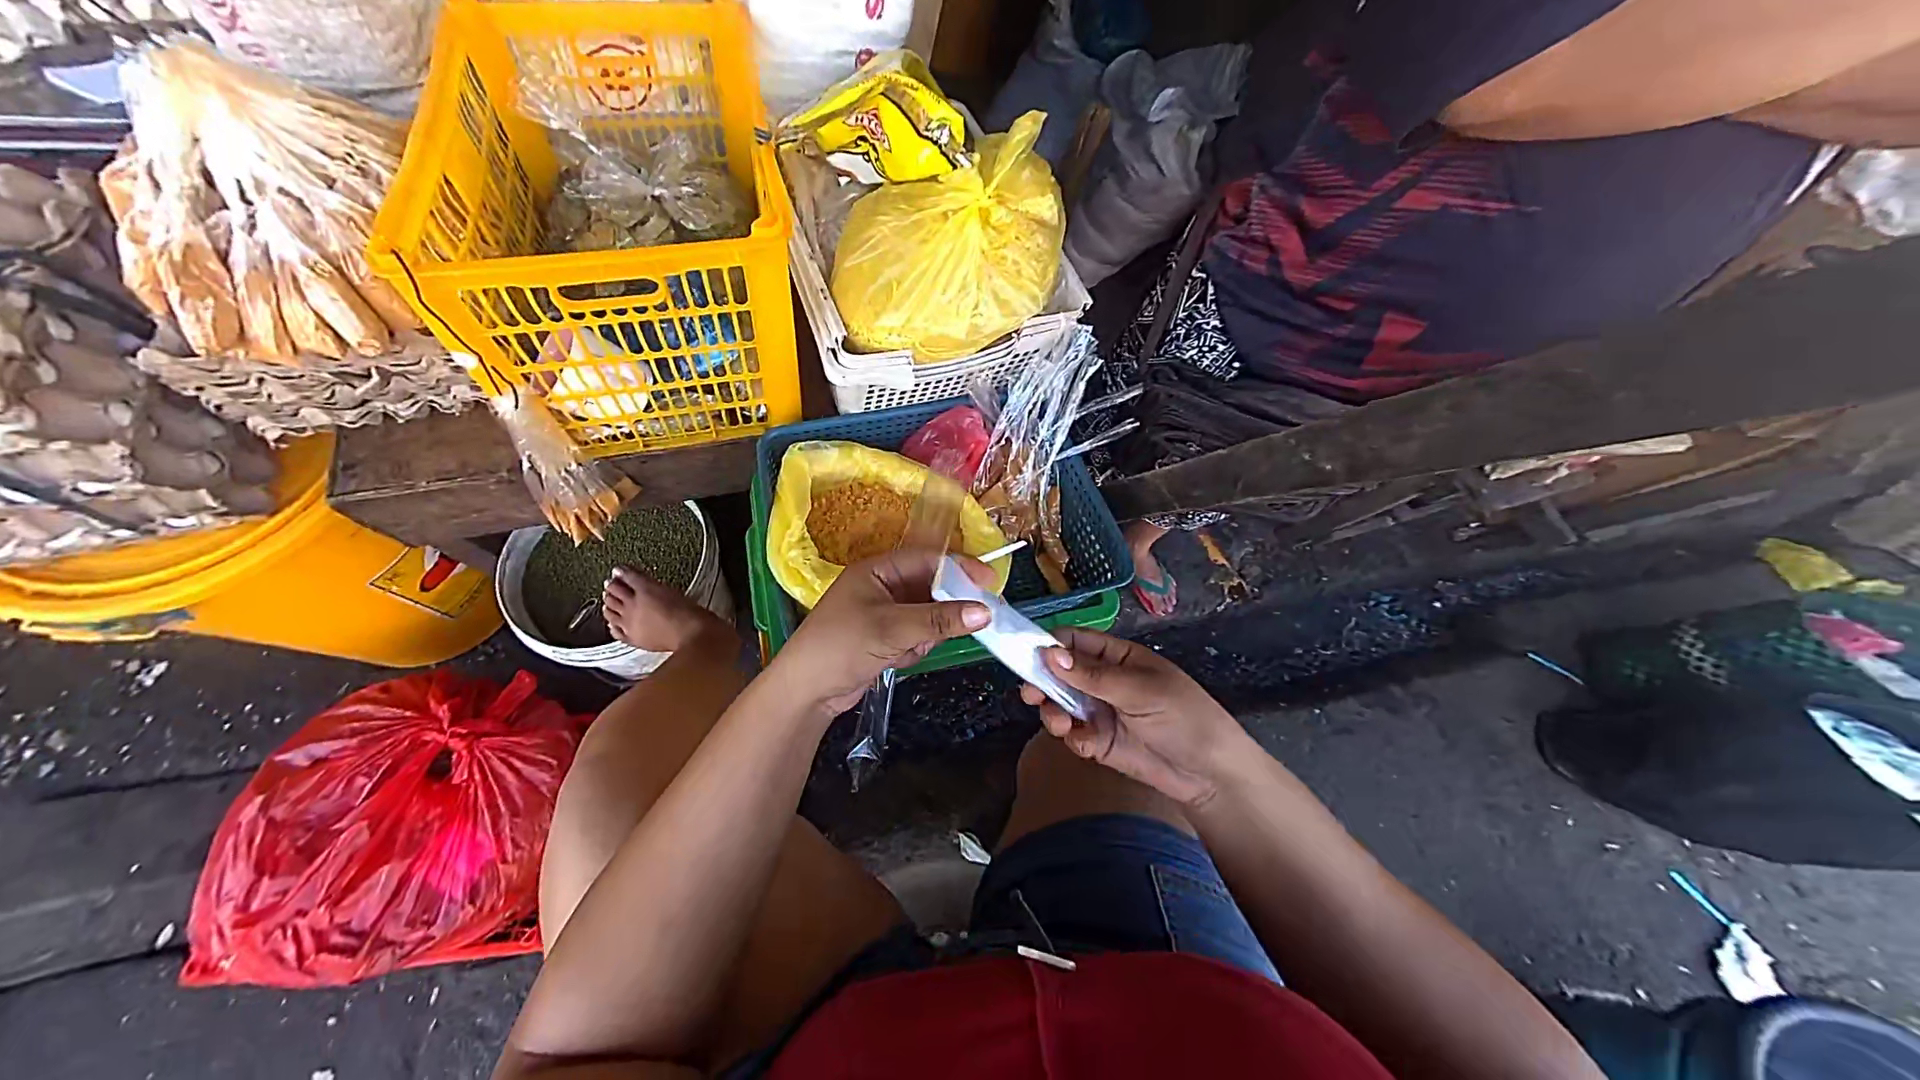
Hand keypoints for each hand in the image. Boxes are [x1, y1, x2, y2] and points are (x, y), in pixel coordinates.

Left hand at [772, 550, 991, 714]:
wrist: (805, 691)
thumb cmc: (840, 647)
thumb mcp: (892, 630)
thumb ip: (939, 620)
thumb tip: (984, 611)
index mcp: (878, 571)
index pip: (928, 559)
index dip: (960, 568)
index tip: (990, 581)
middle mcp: (882, 587)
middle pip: (931, 588)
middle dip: (943, 609)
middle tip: (970, 620)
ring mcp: (884, 614)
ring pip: (928, 616)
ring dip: (926, 634)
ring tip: (907, 649)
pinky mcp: (885, 638)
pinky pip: (917, 636)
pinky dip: (915, 648)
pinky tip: (897, 660)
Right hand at [1020, 629, 1254, 806]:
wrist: (1210, 774)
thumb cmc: (1184, 717)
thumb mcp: (1140, 690)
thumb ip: (1092, 675)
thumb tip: (1049, 654)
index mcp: (1117, 657)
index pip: (1074, 642)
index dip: (1049, 646)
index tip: (1027, 655)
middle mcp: (1103, 681)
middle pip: (1059, 674)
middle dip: (1042, 682)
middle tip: (1030, 694)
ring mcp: (1099, 712)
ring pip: (1059, 705)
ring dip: (1052, 711)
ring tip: (1058, 722)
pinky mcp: (1099, 742)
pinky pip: (1073, 734)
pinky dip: (1072, 737)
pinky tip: (1084, 743)